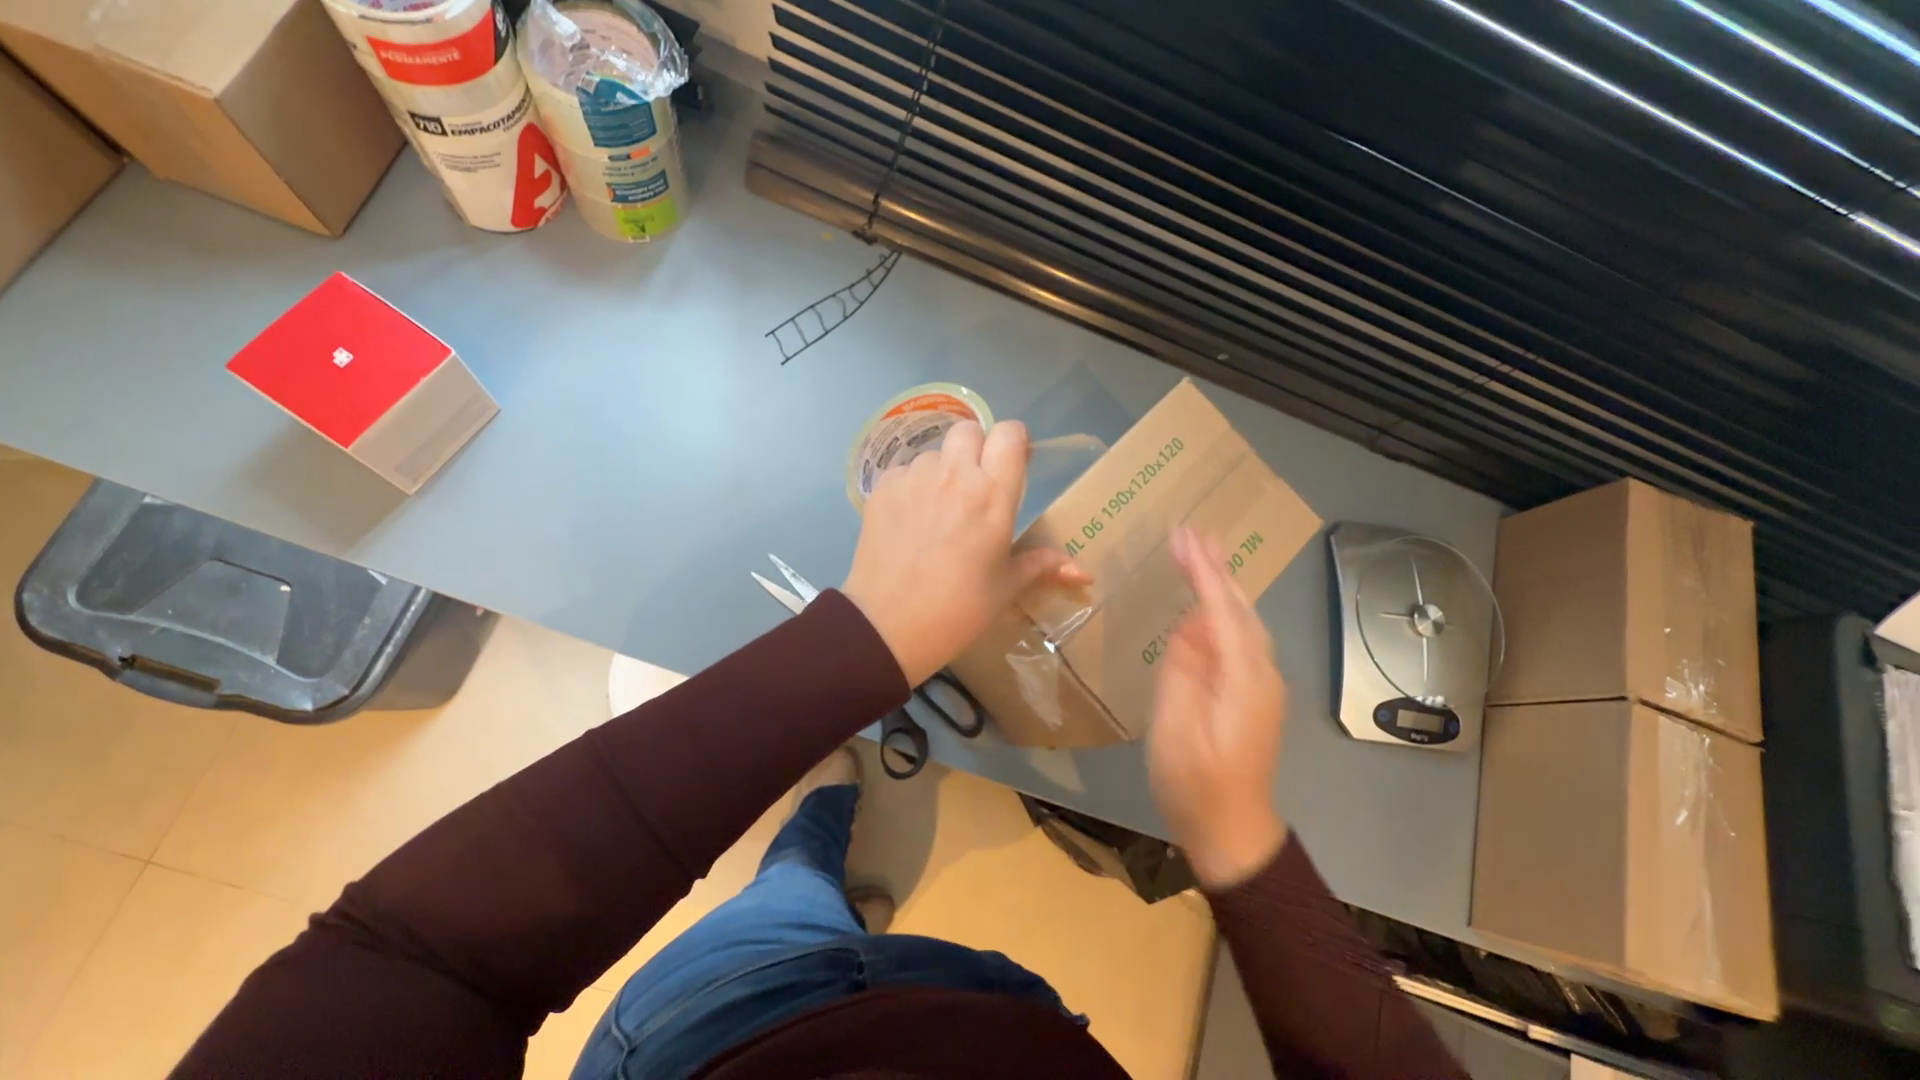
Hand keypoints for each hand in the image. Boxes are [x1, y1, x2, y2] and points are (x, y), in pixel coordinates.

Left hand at [842, 420, 1090, 687]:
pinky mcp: (881, 489)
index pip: (1010, 433)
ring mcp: (913, 478)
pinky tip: (910, 521)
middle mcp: (954, 474)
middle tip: (977, 484)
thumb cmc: (958, 609)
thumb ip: (1041, 566)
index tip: (1013, 466)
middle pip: (969, 429)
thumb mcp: (1005, 588)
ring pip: (934, 453)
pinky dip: (912, 487)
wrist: (887, 627)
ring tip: (939, 511)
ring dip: (942, 471)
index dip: (1014, 443)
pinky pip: (904, 472)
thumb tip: (1083, 573)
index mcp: (992, 494)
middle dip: (977, 448)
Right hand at [1148, 527, 1289, 888]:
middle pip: (1240, 609)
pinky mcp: (1254, 697)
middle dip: (1216, 569)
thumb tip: (1188, 629)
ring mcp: (1262, 685)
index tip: (1182, 536)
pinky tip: (1208, 607)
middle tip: (1193, 532)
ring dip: (1222, 586)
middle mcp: (1261, 673)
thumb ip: (1181, 672)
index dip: (1201, 571)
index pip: (1222, 609)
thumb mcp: (1174, 729)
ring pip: (1244, 622)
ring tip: (1201, 554)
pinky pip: (1240, 641)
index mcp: (1243, 677)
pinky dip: (1223, 612)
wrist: (1234, 832)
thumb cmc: (1196, 784)